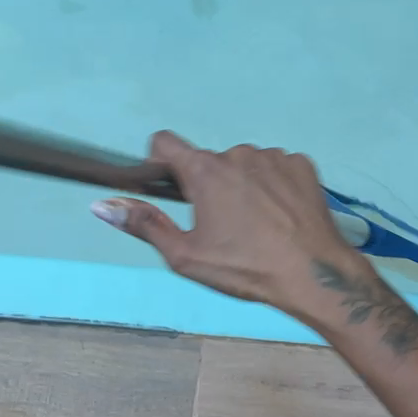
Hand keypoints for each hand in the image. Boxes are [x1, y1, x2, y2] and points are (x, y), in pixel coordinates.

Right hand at [92, 131, 365, 314]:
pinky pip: (278, 168)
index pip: (165, 142)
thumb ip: (145, 225)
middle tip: (225, 226)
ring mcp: (275, 156)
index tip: (171, 189)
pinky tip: (284, 216)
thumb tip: (102, 203)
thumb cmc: (246, 268)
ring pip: (246, 165)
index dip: (161, 162)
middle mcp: (239, 153)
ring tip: (260, 225)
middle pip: (211, 162)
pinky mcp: (303, 165)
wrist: (314, 274)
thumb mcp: (187, 257)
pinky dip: (275, 186)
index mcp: (206, 171)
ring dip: (244, 185)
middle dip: (210, 186)